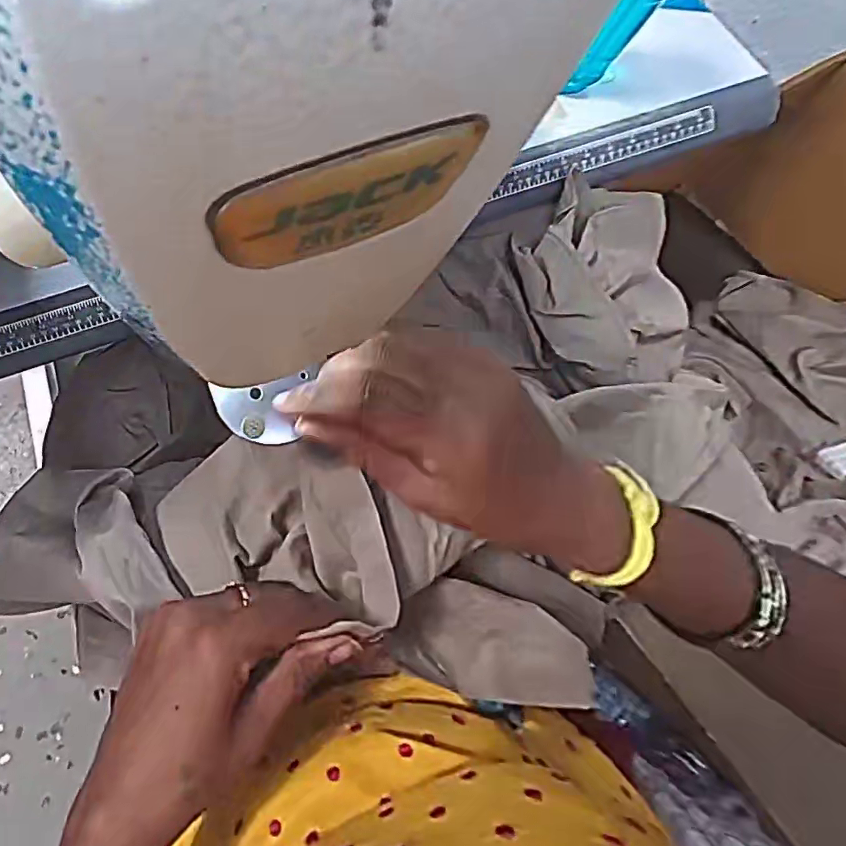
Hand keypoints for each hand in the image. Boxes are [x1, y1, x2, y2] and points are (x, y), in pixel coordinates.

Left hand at [50, 584, 361, 845]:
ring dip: (267, 612)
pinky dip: (235, 617)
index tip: (349, 629)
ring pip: (236, 597)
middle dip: (298, 613)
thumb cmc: (184, 778)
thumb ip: (295, 676)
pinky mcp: (157, 623)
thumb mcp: (252, 733)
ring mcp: (168, 615)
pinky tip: (250, 645)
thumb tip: (337, 644)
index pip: (285, 611)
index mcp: (213, 641)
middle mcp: (187, 614)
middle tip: (328, 638)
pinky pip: (209, 605)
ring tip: (292, 645)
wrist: (121, 796)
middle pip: (261, 596)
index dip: (323, 619)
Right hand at [275, 331, 630, 571]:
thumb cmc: (490, 507)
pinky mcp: (478, 352)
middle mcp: (461, 384)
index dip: (318, 397)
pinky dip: (383, 349)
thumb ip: (364, 450)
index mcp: (448, 431)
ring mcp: (473, 361)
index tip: (285, 404)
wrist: (561, 491)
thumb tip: (308, 424)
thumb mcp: (421, 493)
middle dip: (330, 373)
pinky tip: (369, 369)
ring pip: (392, 340)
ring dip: (353, 357)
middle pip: (375, 358)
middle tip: (307, 394)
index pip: (366, 396)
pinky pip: (416, 338)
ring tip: (332, 382)